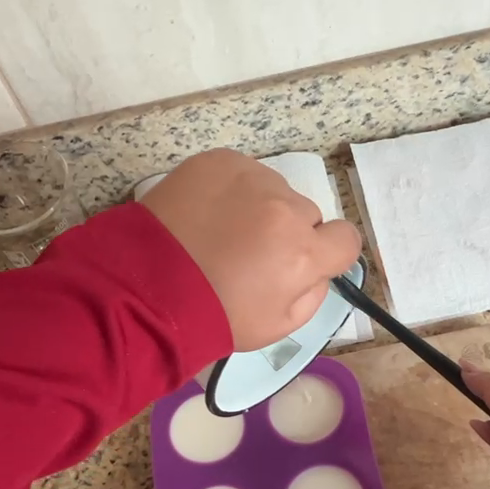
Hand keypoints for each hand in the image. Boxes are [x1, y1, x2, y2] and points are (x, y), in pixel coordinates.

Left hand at [142, 149, 362, 350]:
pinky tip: (207, 214)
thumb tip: (318, 270)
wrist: (143, 288)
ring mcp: (251, 178)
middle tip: (250, 255)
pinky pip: (244, 172)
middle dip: (287, 232)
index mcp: (303, 253)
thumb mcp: (278, 327)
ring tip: (220, 234)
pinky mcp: (220, 161)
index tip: (303, 262)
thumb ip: (313, 295)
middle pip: (305, 214)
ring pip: (274, 192)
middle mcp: (284, 208)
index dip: (327, 253)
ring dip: (259, 208)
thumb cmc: (214, 315)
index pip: (346, 239)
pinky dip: (232, 190)